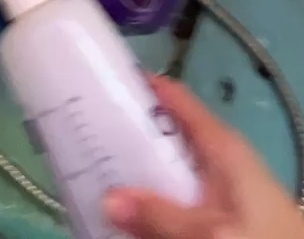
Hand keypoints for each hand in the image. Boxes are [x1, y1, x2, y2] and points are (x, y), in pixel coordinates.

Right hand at [104, 77, 303, 238]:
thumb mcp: (212, 234)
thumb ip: (161, 216)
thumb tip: (106, 198)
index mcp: (221, 146)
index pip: (174, 97)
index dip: (139, 84)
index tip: (97, 80)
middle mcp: (219, 162)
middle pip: (165, 136)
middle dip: (126, 135)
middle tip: (81, 134)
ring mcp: (221, 195)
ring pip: (168, 174)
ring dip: (136, 177)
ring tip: (91, 174)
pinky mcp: (222, 224)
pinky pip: (177, 206)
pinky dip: (154, 208)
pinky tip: (127, 221)